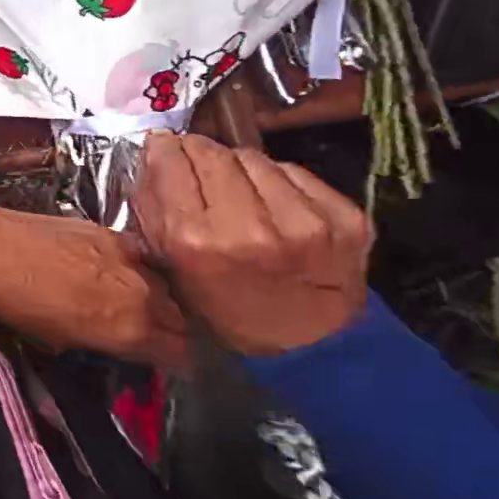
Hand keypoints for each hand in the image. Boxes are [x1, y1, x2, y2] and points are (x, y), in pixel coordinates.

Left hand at [0, 200, 188, 368]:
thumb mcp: (62, 341)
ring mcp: (127, 254)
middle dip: (177, 331)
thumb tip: (125, 344)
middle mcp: (140, 290)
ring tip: (149, 307)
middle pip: (179, 316)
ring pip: (165, 284)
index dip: (181, 361)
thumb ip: (105, 343)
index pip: (180, 351)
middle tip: (164, 338)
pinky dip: (142, 269)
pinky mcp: (110, 230)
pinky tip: (128, 273)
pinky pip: (141, 256)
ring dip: (163, 299)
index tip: (176, 364)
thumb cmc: (16, 305)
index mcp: (128, 328)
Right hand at [133, 133, 371, 356]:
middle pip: (212, 152)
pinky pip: (295, 173)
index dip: (164, 148)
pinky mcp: (345, 219)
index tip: (164, 147)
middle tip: (199, 166)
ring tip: (242, 194)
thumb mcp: (172, 268)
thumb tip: (155, 153)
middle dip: (200, 154)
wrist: (310, 350)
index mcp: (196, 243)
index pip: (172, 160)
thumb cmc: (226, 311)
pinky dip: (279, 182)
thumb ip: (153, 208)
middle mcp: (249, 228)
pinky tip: (277, 207)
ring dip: (240, 168)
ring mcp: (304, 223)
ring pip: (254, 157)